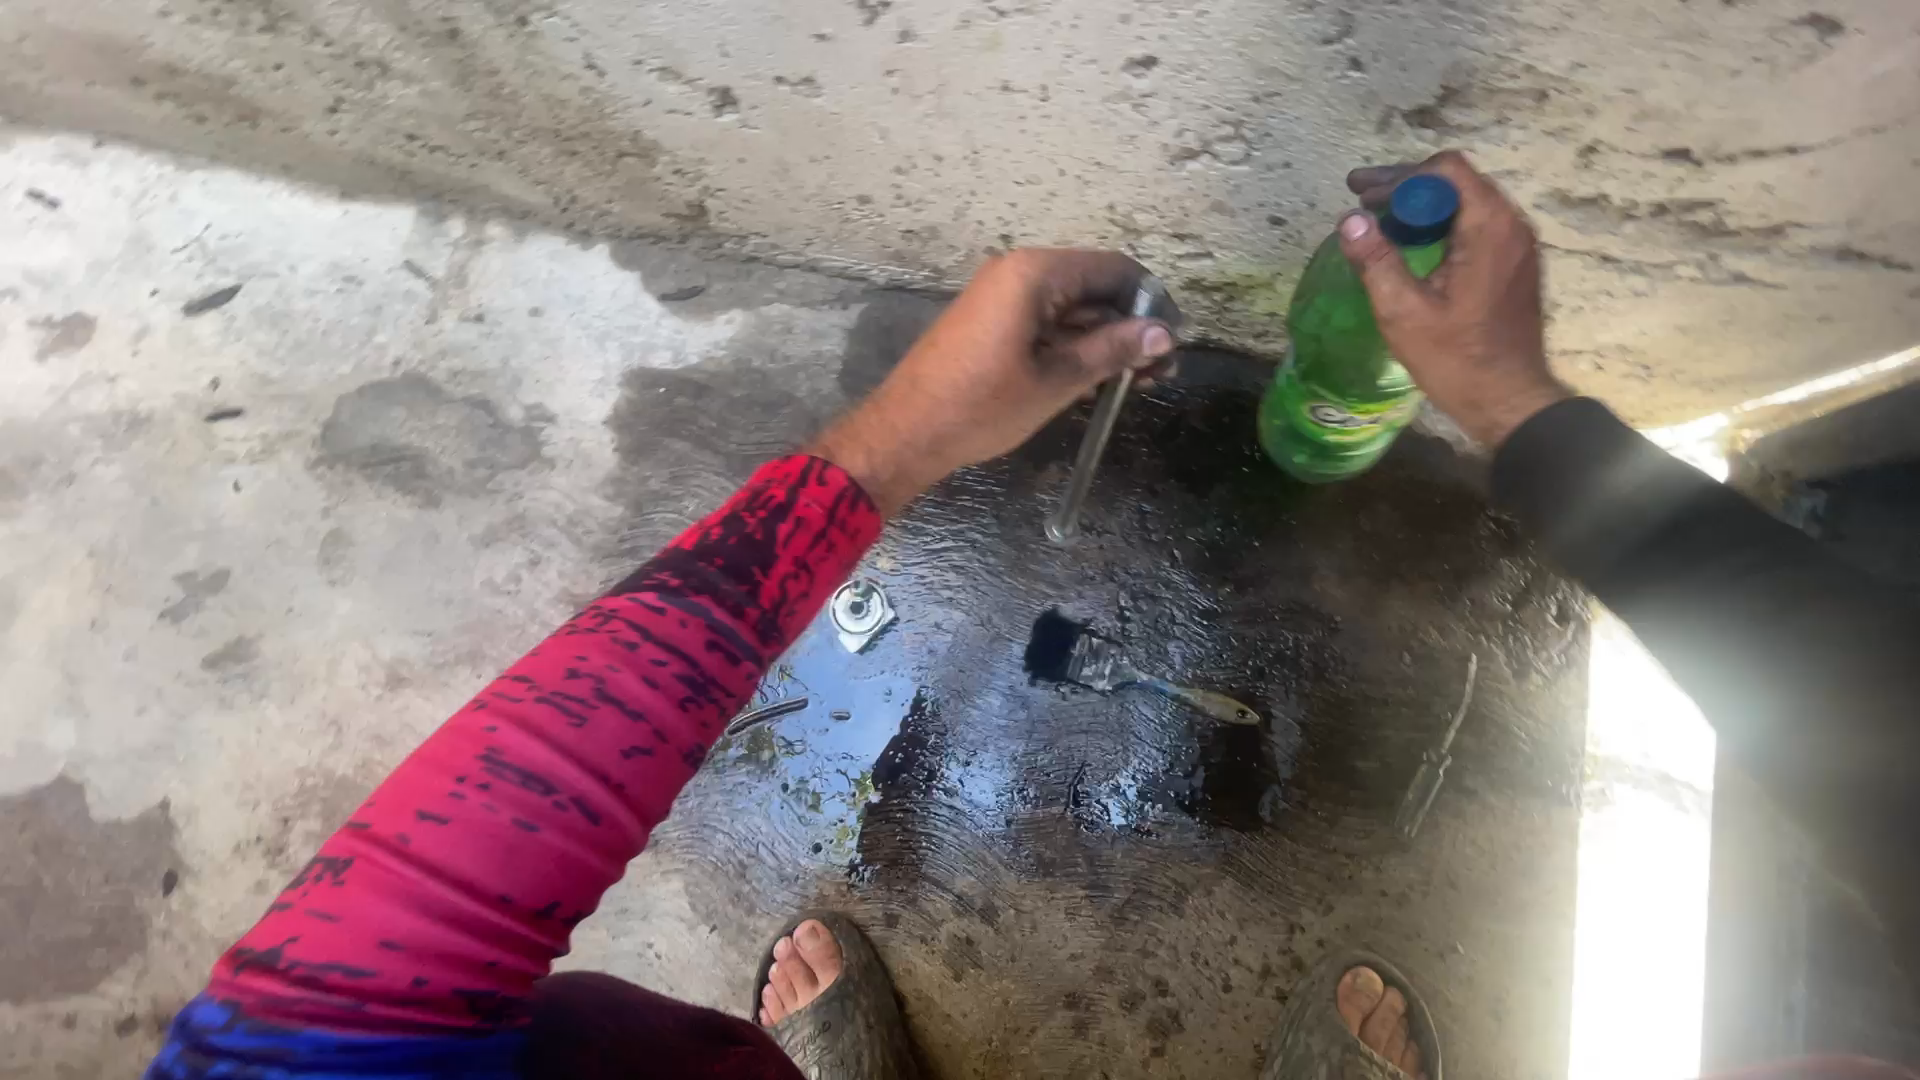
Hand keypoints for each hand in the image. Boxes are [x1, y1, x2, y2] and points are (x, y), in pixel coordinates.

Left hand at [808, 249, 1175, 513]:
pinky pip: (1043, 325)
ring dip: (1102, 341)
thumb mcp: (1056, 381)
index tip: (1172, 340)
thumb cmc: (982, 407)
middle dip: (1128, 326)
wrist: (907, 433)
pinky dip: (1071, 347)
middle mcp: (1017, 273)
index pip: (1112, 268)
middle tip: (1157, 372)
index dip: (1149, 301)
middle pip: (1092, 288)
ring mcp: (1000, 299)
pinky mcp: (990, 325)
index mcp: (1034, 273)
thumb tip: (1163, 334)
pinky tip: (1095, 380)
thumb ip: (1111, 350)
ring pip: (1069, 310)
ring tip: (1134, 383)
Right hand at [1339, 151, 1571, 448]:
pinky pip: (1472, 225)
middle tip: (1359, 201)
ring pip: (1464, 202)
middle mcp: (1510, 224)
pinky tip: (1408, 245)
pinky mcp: (1511, 262)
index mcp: (1488, 228)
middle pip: (1456, 181)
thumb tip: (1348, 221)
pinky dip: (1437, 224)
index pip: (1445, 171)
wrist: (1505, 395)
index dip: (1397, 177)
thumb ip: (1376, 261)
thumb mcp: (1403, 312)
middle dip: (1404, 185)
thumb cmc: (1453, 358)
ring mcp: (1515, 243)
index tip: (1359, 195)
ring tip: (1377, 221)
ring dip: (1419, 205)